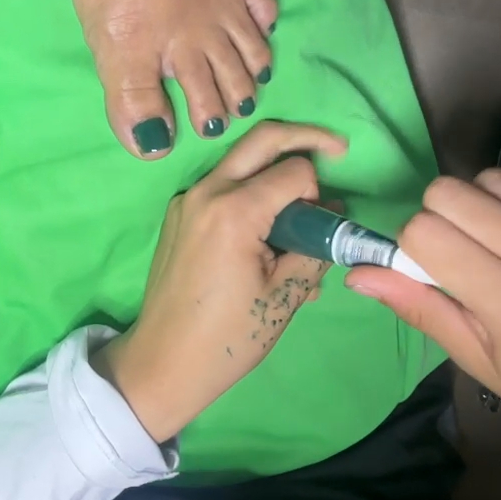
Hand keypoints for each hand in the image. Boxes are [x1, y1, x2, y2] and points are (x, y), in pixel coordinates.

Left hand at [95, 122, 347, 440]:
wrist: (162, 362)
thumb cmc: (228, 337)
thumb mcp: (286, 296)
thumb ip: (316, 247)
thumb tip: (333, 215)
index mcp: (234, 210)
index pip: (296, 170)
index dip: (320, 193)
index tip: (325, 226)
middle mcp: (206, 190)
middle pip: (263, 137)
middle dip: (305, 137)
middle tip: (338, 149)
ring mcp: (187, 198)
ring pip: (241, 158)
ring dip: (275, 168)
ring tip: (302, 208)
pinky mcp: (179, 211)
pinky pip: (223, 186)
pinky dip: (252, 193)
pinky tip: (267, 234)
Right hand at [345, 170, 500, 473]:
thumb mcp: (478, 361)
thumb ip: (418, 306)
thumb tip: (356, 271)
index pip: (425, 231)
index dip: (415, 244)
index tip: (433, 267)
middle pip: (453, 191)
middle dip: (441, 215)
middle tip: (464, 252)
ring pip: (494, 179)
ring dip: (484, 206)